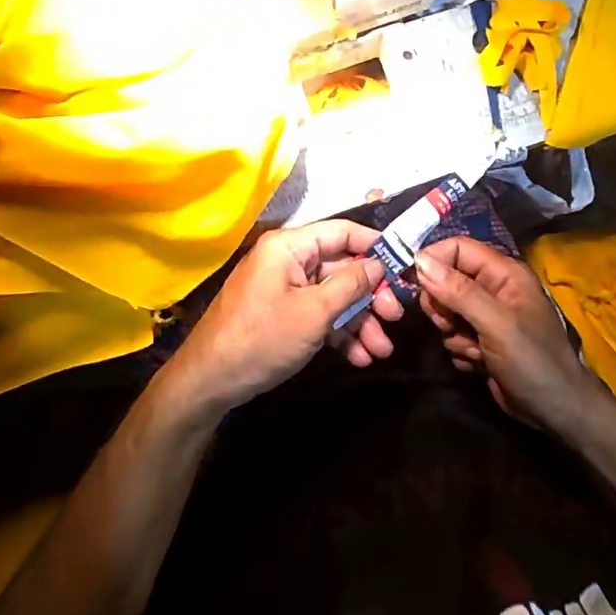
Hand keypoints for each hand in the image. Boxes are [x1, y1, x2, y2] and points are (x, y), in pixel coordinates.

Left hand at [168, 220, 389, 412]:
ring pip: (334, 296)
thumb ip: (350, 285)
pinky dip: (339, 333)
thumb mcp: (313, 312)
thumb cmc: (262, 338)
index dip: (375, 245)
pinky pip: (319, 315)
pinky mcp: (284, 315)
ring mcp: (285, 289)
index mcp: (289, 247)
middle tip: (394, 318)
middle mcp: (288, 261)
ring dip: (360, 322)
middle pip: (341, 268)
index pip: (341, 232)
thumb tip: (378, 264)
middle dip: (371, 296)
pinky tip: (360, 356)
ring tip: (381, 350)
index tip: (404, 263)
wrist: (211, 383)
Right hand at [412, 237, 602, 431]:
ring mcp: (487, 316)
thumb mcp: (496, 324)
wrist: (556, 412)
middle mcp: (494, 288)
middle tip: (451, 325)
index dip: (433, 260)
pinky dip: (459, 349)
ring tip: (474, 349)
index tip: (413, 282)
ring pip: (446, 310)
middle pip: (446, 279)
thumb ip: (459, 291)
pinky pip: (452, 334)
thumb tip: (420, 260)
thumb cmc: (533, 361)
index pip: (458, 248)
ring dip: (452, 332)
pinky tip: (479, 363)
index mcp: (504, 273)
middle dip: (442, 305)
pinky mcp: (481, 340)